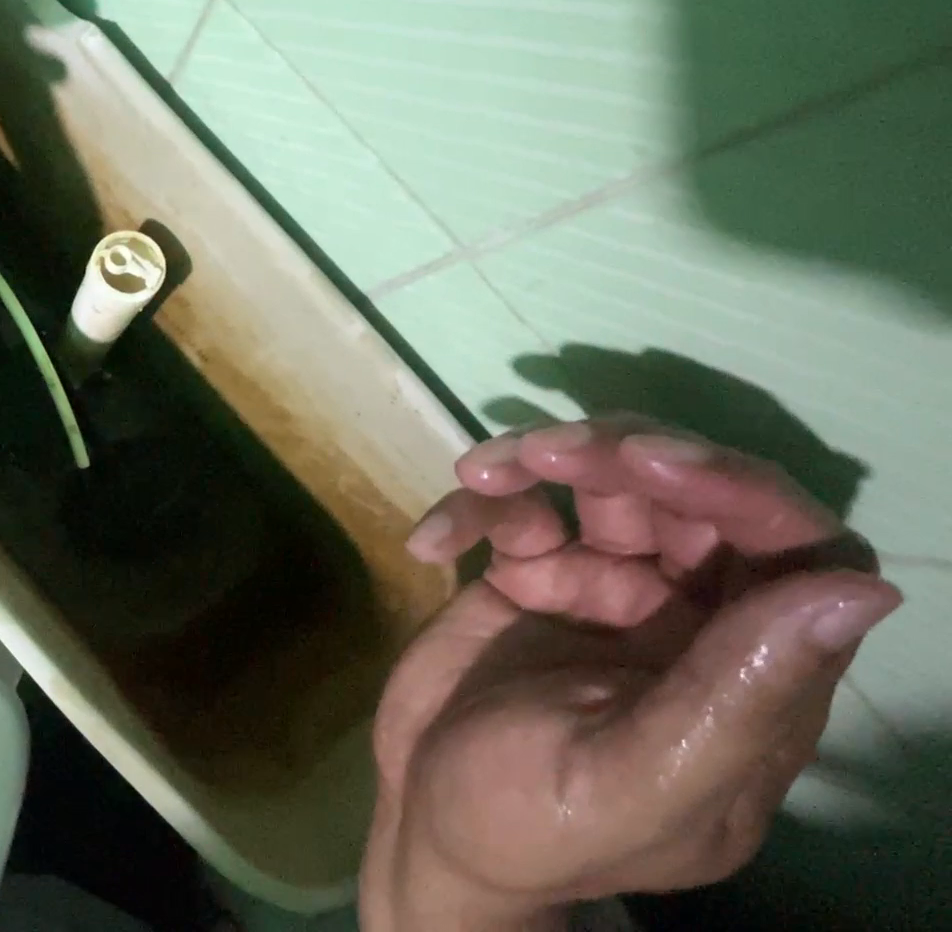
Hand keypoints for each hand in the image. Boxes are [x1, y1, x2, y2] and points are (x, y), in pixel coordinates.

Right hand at [361, 414, 901, 931]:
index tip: (645, 463)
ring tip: (476, 473)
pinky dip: (466, 512)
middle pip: (685, 498)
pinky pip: (507, 514)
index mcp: (745, 673)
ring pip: (595, 486)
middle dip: (618, 456)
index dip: (733, 490)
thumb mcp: (632, 785)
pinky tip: (428, 545)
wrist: (424, 820)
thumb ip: (732, 700)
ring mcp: (598, 590)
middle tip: (542, 449)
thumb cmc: (533, 827)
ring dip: (535, 462)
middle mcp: (683, 616)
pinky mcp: (523, 577)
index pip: (786, 550)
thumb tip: (852, 590)